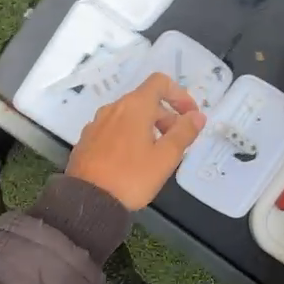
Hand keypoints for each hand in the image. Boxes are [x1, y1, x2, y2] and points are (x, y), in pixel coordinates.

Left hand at [67, 73, 205, 209]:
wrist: (87, 201)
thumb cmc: (131, 177)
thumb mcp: (165, 157)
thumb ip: (184, 133)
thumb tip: (197, 116)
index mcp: (134, 106)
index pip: (160, 82)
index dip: (180, 95)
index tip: (190, 116)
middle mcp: (113, 108)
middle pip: (145, 100)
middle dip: (166, 116)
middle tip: (177, 143)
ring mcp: (96, 124)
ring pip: (128, 116)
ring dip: (148, 127)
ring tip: (156, 154)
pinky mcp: (87, 140)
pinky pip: (113, 129)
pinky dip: (129, 136)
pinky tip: (132, 161)